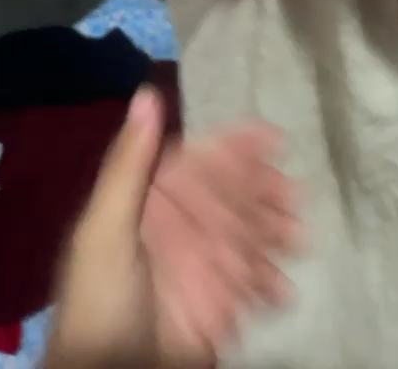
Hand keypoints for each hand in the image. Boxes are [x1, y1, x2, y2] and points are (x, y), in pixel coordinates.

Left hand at [45, 87, 298, 368]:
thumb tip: (147, 93)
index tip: (273, 137)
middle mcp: (181, 223)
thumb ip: (129, 163)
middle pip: (233, 195)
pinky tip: (284, 289)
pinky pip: (253, 284)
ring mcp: (202, 264)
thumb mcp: (105, 226)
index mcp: (151, 198)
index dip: (236, 145)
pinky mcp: (218, 304)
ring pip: (250, 234)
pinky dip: (272, 283)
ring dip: (277, 233)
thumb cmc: (99, 299)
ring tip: (298, 238)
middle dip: (266, 191)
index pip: (201, 159)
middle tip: (295, 195)